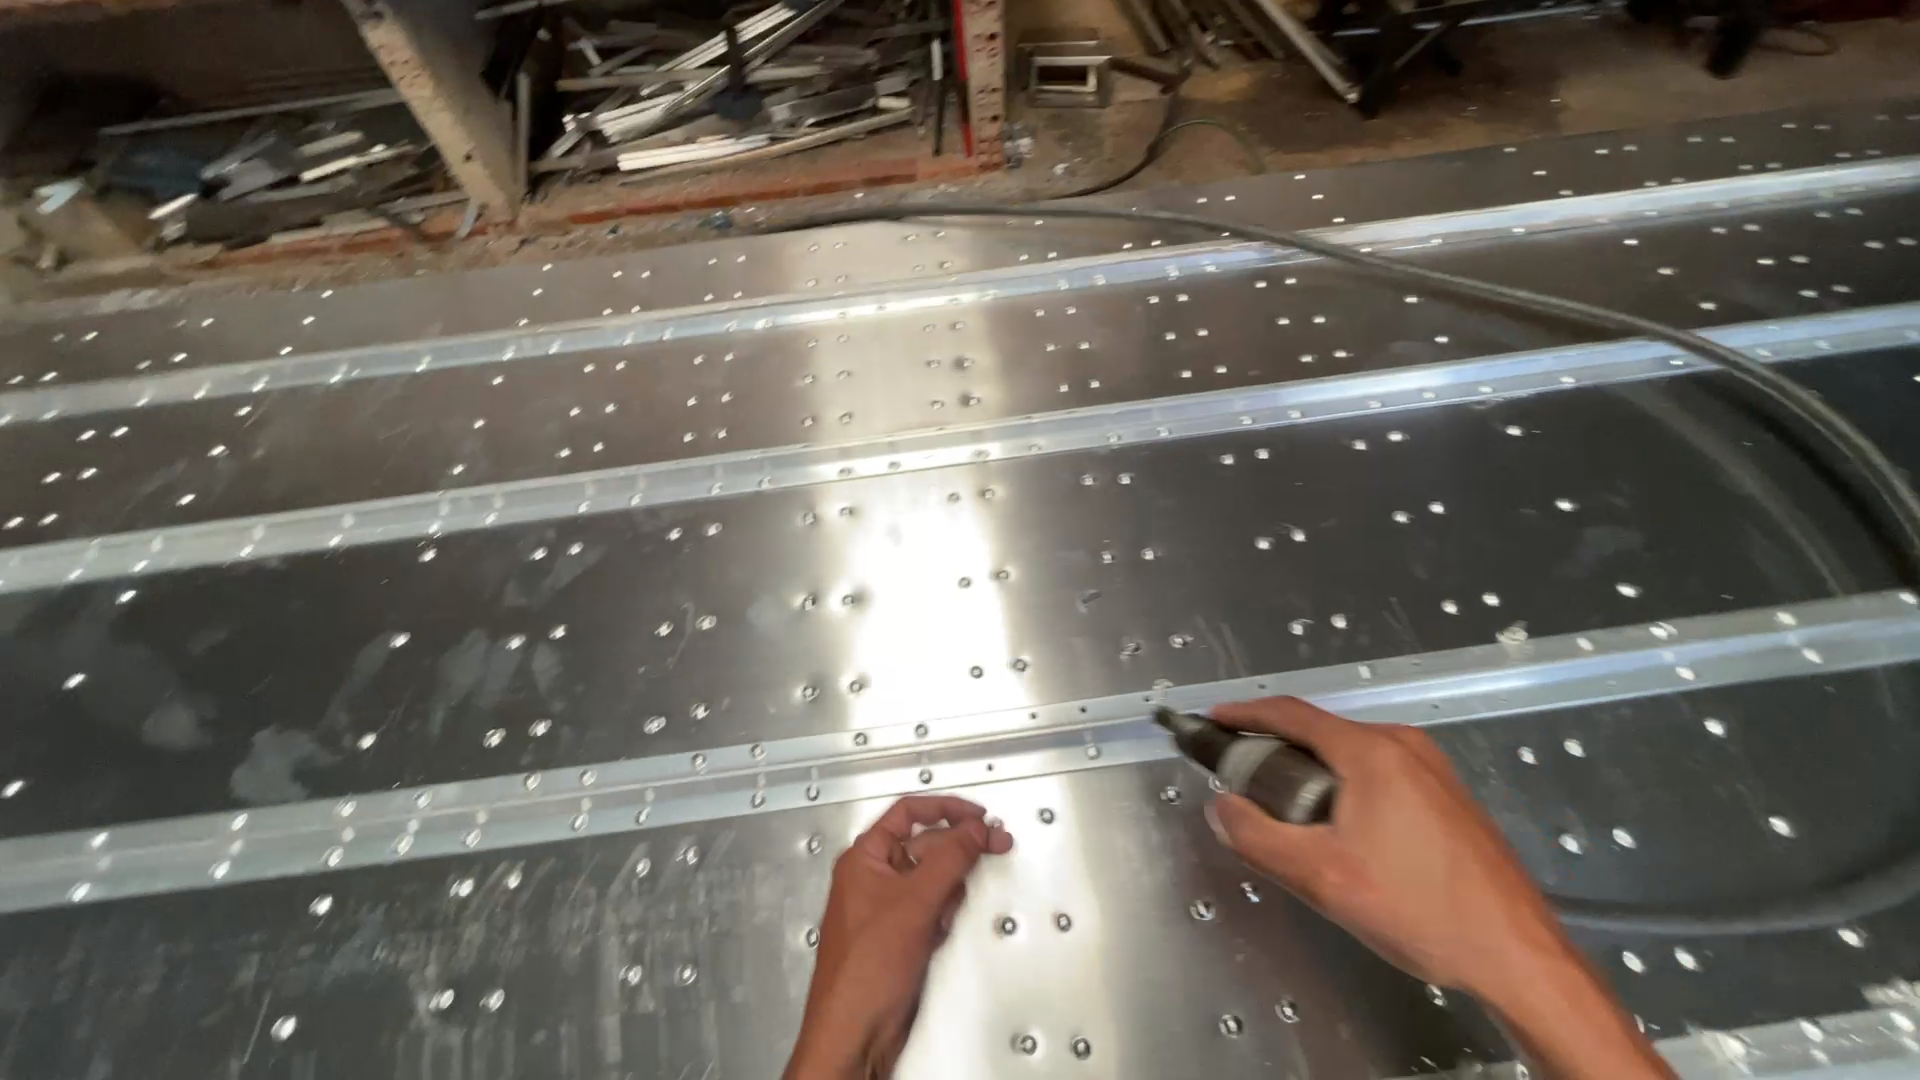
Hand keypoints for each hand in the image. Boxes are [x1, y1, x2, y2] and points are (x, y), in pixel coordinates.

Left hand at [784, 795, 1013, 1079]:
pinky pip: (932, 909)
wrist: (855, 1035)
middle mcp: (873, 878)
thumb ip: (949, 859)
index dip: (946, 808)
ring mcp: (886, 908)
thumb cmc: (862, 973)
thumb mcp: (915, 902)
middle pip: (926, 845)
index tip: (977, 815)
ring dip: (949, 891)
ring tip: (948, 910)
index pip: (909, 812)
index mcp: (864, 858)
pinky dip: (943, 916)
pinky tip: (941, 931)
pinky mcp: (900, 935)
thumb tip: (974, 829)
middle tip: (993, 846)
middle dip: (957, 851)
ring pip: (933, 879)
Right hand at [1205, 698, 1672, 1079]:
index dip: (1244, 713)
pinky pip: (1377, 770)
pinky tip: (1336, 824)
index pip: (1291, 713)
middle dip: (1273, 747)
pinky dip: (1341, 781)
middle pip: (1320, 730)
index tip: (1213, 720)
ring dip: (1308, 767)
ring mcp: (1432, 768)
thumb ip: (1257, 837)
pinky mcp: (1447, 794)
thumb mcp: (1321, 878)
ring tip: (1283, 807)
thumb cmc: (1419, 910)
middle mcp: (1404, 746)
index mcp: (1372, 752)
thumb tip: (1221, 808)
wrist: (1520, 958)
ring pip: (1349, 751)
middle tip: (1241, 777)